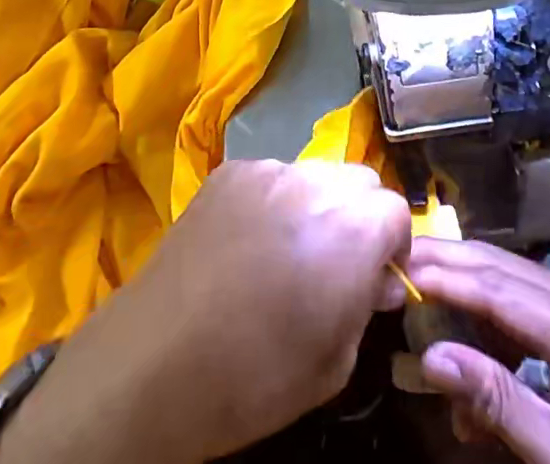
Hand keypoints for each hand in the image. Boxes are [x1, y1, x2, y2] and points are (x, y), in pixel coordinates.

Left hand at [0, 159, 412, 463]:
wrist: (153, 359)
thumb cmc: (254, 377)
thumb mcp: (333, 361)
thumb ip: (366, 305)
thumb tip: (377, 278)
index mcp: (350, 229)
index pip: (397, 209)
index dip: (392, 244)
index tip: (375, 276)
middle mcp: (311, 184)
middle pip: (359, 180)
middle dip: (360, 216)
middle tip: (335, 261)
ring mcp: (264, 171)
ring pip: (315, 172)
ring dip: (318, 203)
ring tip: (287, 248)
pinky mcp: (226, 172)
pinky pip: (271, 175)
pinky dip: (275, 199)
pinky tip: (249, 239)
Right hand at [407, 238, 549, 463]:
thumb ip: (497, 402)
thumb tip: (429, 356)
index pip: (494, 285)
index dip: (441, 276)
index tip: (392, 266)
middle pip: (499, 266)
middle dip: (446, 264)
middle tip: (394, 260)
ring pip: (509, 280)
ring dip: (466, 297)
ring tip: (422, 313)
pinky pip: (529, 307)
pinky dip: (493, 324)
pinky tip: (473, 359)